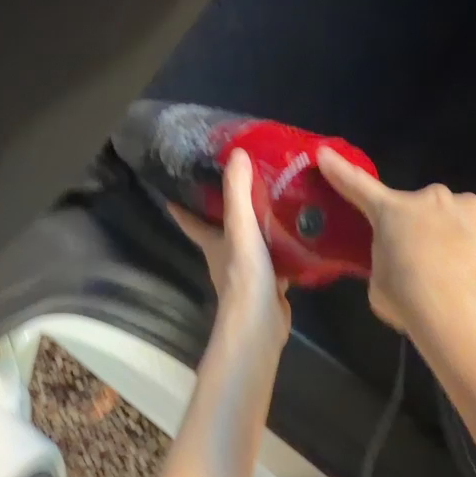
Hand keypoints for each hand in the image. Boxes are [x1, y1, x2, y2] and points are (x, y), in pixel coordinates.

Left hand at [168, 149, 290, 345]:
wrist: (260, 323)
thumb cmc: (244, 275)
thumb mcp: (240, 228)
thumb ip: (238, 194)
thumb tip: (236, 153)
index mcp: (212, 242)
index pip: (190, 220)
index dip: (181, 205)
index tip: (176, 187)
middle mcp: (225, 255)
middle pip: (222, 228)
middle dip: (229, 209)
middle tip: (245, 183)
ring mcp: (248, 271)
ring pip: (251, 242)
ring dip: (260, 226)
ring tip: (277, 201)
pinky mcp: (269, 283)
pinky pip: (275, 259)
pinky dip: (284, 248)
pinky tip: (300, 236)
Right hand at [316, 149, 475, 391]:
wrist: (472, 320)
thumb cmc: (412, 300)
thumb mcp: (381, 285)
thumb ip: (388, 263)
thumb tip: (403, 266)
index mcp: (394, 212)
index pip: (358, 187)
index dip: (339, 171)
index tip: (324, 153)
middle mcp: (435, 202)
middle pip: (423, 209)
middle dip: (421, 228)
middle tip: (421, 263)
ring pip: (460, 222)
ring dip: (455, 240)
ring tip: (457, 279)